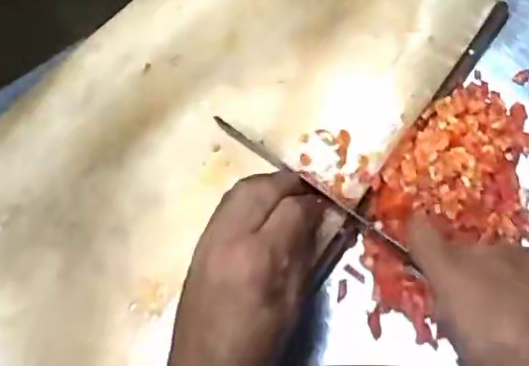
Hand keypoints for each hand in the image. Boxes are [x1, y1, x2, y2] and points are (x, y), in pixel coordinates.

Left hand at [169, 173, 322, 365]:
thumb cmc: (255, 344)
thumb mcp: (290, 305)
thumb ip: (305, 255)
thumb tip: (321, 219)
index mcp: (258, 258)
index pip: (292, 208)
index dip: (314, 201)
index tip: (327, 203)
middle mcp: (231, 236)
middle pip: (265, 187)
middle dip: (291, 183)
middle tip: (310, 190)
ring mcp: (211, 235)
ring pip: (243, 186)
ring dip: (269, 183)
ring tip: (287, 193)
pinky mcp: (200, 240)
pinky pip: (228, 201)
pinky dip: (250, 194)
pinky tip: (262, 204)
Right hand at [407, 218, 528, 365]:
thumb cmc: (513, 356)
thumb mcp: (468, 352)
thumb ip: (451, 326)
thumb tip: (450, 321)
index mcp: (453, 275)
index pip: (419, 233)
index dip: (410, 234)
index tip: (405, 240)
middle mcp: (481, 253)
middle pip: (456, 254)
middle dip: (454, 278)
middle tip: (460, 319)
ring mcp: (517, 256)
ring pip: (490, 263)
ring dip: (489, 285)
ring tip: (500, 328)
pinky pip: (519, 271)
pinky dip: (517, 288)